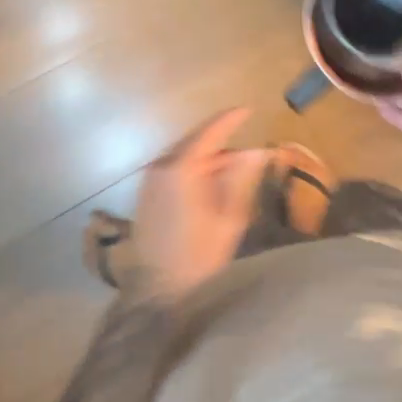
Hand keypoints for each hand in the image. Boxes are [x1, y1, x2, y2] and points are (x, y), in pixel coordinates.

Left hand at [129, 108, 269, 299]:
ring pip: (184, 154)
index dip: (231, 119)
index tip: (248, 110)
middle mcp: (162, 166)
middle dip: (221, 140)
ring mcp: (150, 178)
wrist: (157, 292)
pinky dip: (192, 167)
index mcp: (182, 169)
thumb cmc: (198, 257)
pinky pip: (173, 167)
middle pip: (195, 141)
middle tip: (246, 149)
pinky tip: (209, 182)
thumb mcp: (229, 218)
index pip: (210, 132)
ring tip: (232, 167)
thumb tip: (256, 151)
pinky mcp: (145, 192)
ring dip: (207, 156)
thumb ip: (240, 179)